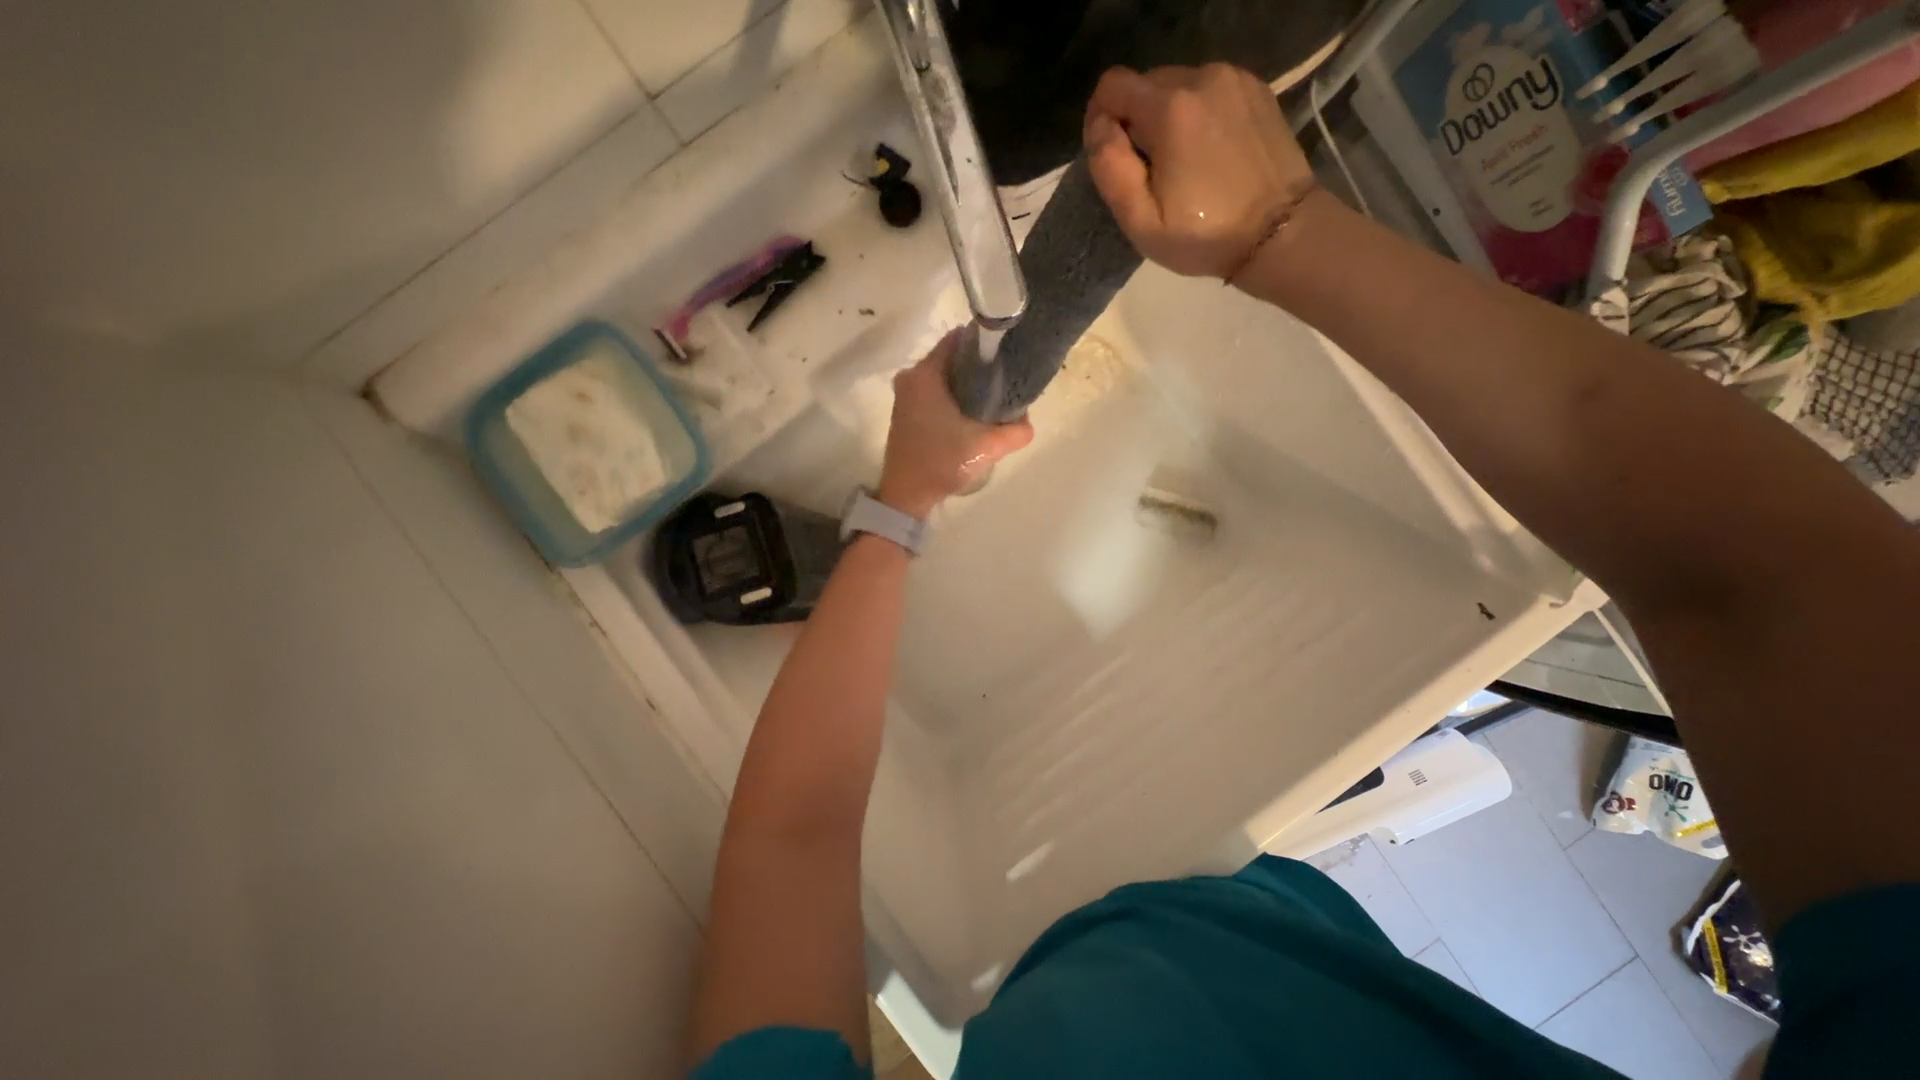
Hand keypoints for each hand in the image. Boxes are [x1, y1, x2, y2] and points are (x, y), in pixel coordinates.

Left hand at [878, 331, 1034, 518]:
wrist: (906, 495)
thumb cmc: (942, 463)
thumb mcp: (987, 447)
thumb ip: (1016, 431)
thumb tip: (1027, 421)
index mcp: (925, 374)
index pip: (959, 338)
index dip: (985, 342)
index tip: (1006, 353)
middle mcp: (911, 377)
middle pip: (952, 357)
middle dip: (978, 365)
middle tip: (1004, 377)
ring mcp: (905, 395)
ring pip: (943, 375)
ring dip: (966, 382)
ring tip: (992, 395)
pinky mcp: (905, 411)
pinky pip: (934, 391)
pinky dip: (952, 395)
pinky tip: (972, 411)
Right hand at [1083, 64, 1314, 279]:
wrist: (1282, 233)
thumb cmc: (1206, 235)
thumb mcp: (1142, 221)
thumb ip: (1109, 168)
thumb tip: (1099, 126)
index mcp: (1170, 108)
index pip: (1112, 86)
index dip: (1102, 119)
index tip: (1116, 157)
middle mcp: (1202, 79)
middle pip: (1146, 84)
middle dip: (1138, 120)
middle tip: (1152, 169)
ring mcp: (1234, 80)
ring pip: (1177, 85)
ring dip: (1168, 117)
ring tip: (1183, 162)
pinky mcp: (1256, 89)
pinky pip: (1208, 90)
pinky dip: (1199, 113)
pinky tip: (1210, 150)